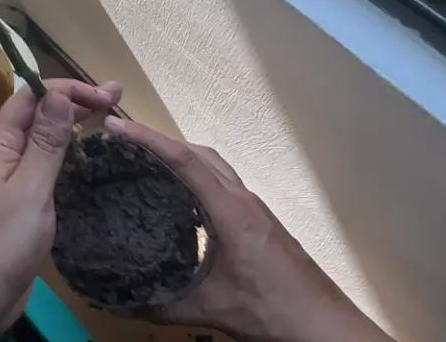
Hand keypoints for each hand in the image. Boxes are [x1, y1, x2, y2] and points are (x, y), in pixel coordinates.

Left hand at [0, 79, 121, 340]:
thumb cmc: (2, 237)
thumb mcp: (30, 187)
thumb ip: (46, 142)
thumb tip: (59, 94)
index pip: (32, 96)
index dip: (67, 89)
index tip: (107, 93)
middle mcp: (1, 150)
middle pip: (38, 113)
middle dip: (74, 101)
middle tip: (116, 97)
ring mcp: (8, 174)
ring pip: (42, 138)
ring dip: (71, 125)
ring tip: (106, 120)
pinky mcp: (18, 198)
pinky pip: (42, 164)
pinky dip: (65, 154)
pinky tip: (85, 159)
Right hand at [105, 116, 394, 341]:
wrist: (331, 331)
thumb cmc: (275, 313)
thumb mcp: (215, 309)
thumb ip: (166, 303)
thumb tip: (121, 299)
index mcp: (231, 210)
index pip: (183, 159)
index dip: (147, 138)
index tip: (114, 125)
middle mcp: (243, 199)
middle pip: (197, 152)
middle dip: (159, 139)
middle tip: (125, 140)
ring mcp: (255, 208)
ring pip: (213, 164)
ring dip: (180, 154)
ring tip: (148, 160)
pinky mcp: (260, 220)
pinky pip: (221, 180)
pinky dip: (196, 173)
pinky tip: (182, 197)